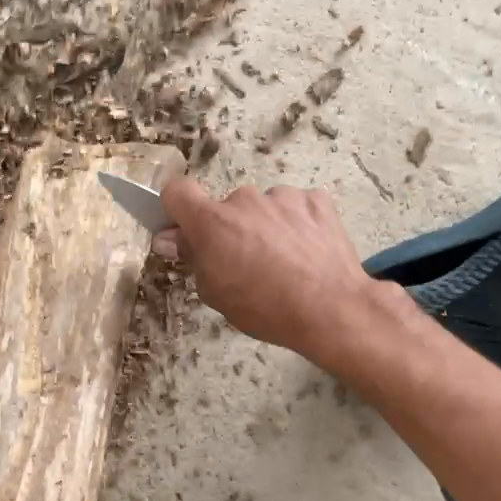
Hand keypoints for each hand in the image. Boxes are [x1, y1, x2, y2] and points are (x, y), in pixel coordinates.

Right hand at [154, 178, 376, 359]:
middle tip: (246, 263)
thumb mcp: (215, 293)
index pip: (176, 191)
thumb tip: (169, 238)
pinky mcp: (316, 200)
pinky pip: (295, 207)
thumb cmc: (265, 308)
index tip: (184, 228)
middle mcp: (244, 200)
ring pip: (263, 207)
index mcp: (212, 223)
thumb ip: (191, 258)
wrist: (331, 308)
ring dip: (265, 226)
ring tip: (283, 261)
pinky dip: (296, 224)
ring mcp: (283, 196)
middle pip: (226, 207)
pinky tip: (306, 252)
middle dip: (230, 229)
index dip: (176, 208)